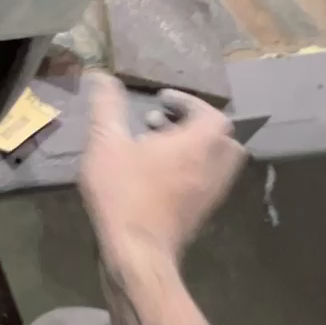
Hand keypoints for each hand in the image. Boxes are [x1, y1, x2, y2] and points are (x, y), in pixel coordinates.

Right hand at [77, 71, 244, 262]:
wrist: (137, 250)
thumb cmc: (123, 191)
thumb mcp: (106, 142)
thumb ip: (106, 106)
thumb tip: (102, 75)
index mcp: (196, 145)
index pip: (213, 115)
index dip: (189, 102)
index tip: (161, 99)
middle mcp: (213, 167)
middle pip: (223, 138)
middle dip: (195, 124)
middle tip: (162, 121)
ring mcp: (210, 193)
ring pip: (217, 161)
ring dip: (193, 146)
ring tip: (154, 146)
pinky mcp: (201, 212)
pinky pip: (207, 180)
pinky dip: (190, 167)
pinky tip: (155, 173)